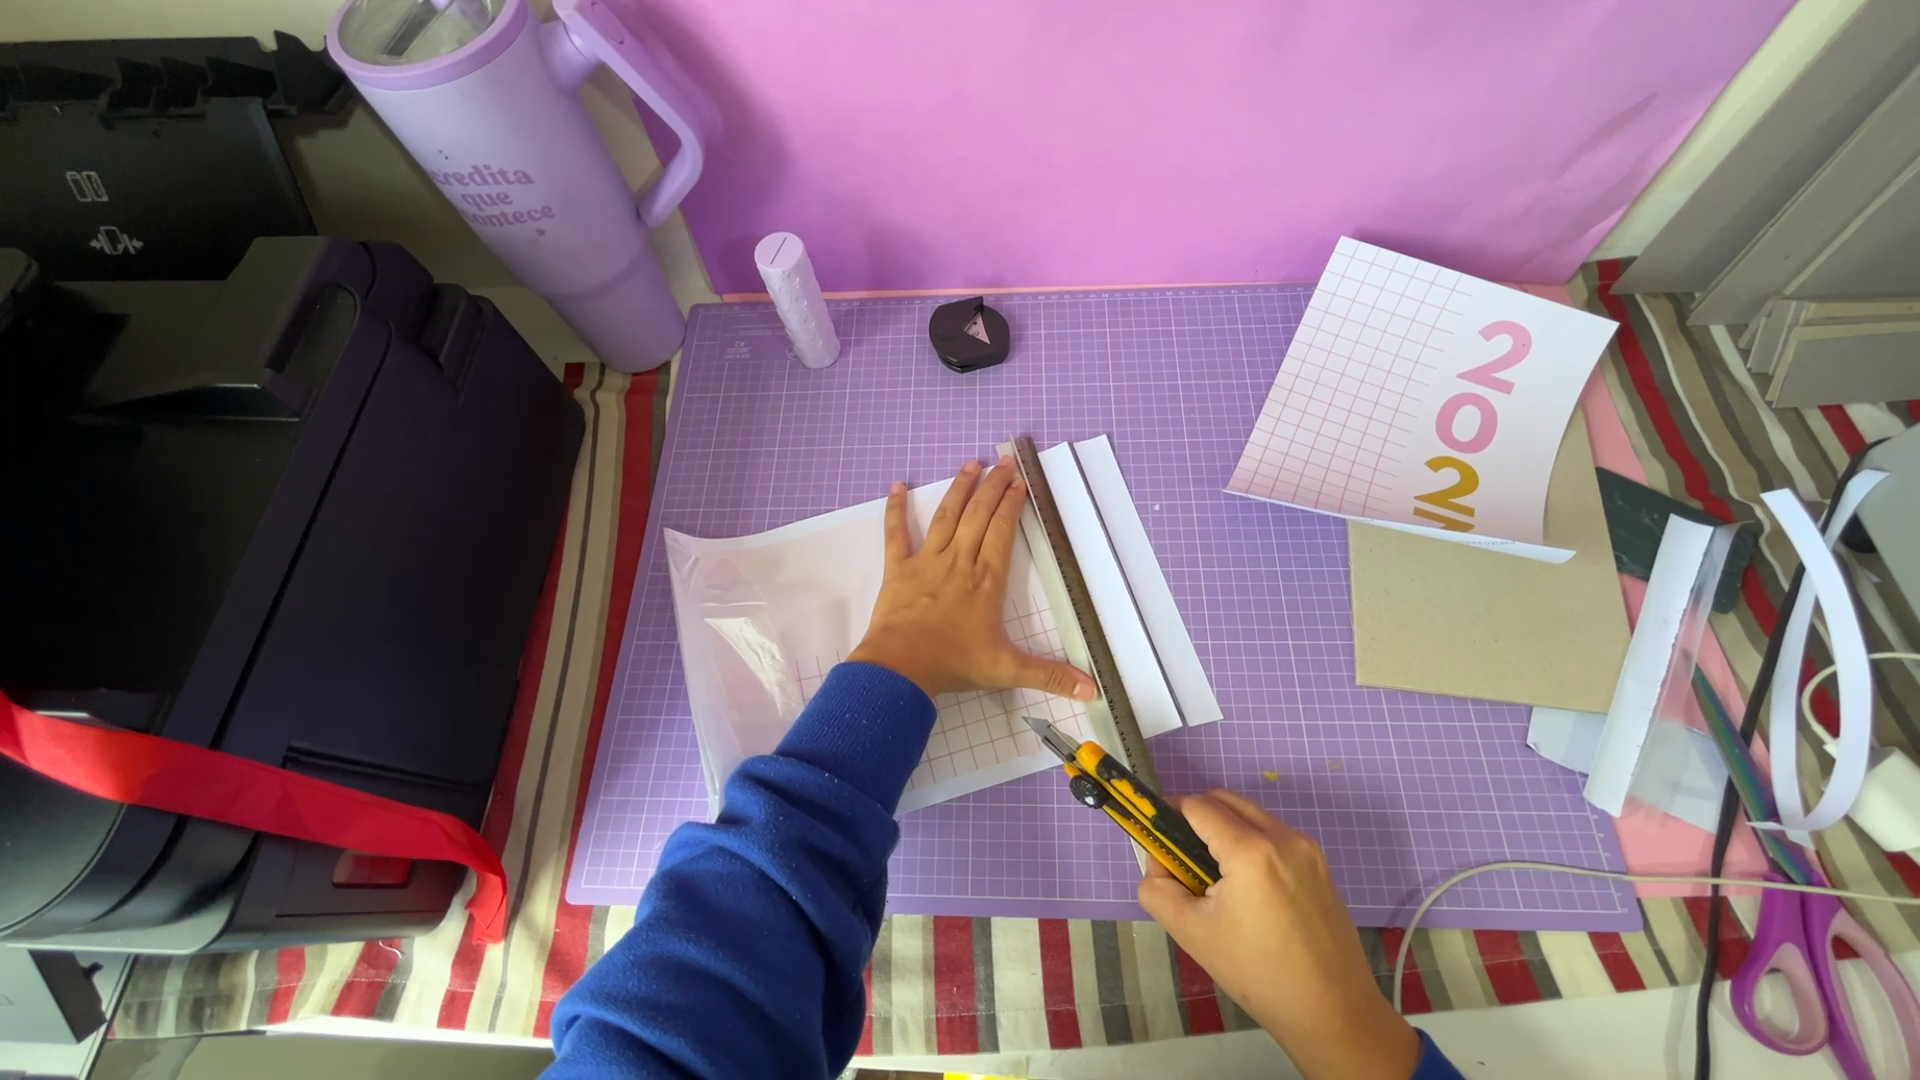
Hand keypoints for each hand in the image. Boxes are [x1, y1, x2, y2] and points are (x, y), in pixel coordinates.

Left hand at [848, 457, 1096, 701]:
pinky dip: (895, 509)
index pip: (1002, 531)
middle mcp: (959, 562)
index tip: (1019, 482)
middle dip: (993, 486)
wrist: (902, 667)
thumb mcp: (1007, 670)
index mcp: (986, 579)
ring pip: (946, 516)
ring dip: (959, 489)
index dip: (1011, 504)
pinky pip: (896, 533)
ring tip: (970, 464)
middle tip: (1003, 461)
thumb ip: (1050, 676)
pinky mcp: (899, 569)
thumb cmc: (954, 664)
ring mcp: (927, 562)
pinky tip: (897, 487)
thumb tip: (1092, 691)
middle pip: (978, 515)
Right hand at [1139, 790, 1420, 1079]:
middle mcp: (1282, 837)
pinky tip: (1248, 890)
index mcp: (1250, 850)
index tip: (1158, 836)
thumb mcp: (1191, 932)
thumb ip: (1157, 888)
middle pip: (1225, 800)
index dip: (1170, 813)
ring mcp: (1307, 848)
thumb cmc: (1257, 973)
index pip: (1198, 806)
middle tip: (1182, 855)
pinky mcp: (1321, 865)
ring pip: (1251, 815)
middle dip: (1197, 817)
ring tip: (1216, 878)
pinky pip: (1274, 835)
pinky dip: (1251, 843)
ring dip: (1225, 829)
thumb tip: (1157, 861)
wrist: (1333, 1014)